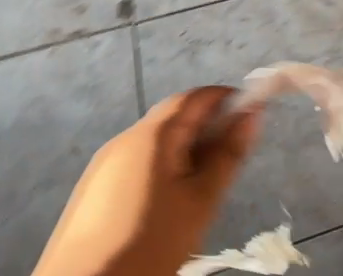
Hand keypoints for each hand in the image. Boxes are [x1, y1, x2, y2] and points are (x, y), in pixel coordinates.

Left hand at [31, 86, 261, 275]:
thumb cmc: (148, 245)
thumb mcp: (200, 203)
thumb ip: (228, 155)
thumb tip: (253, 113)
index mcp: (152, 135)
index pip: (197, 96)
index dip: (227, 101)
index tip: (250, 123)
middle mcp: (124, 139)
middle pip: (174, 117)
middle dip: (207, 130)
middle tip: (227, 164)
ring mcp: (102, 165)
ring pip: (155, 143)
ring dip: (184, 152)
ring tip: (199, 192)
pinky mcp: (90, 192)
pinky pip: (135, 164)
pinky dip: (159, 171)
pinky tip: (163, 210)